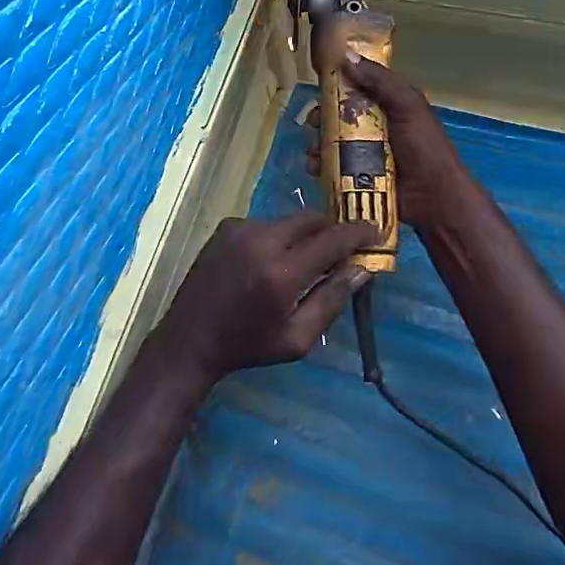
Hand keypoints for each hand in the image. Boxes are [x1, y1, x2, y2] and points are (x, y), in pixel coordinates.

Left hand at [153, 211, 374, 381]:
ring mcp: (241, 229)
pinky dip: (277, 237)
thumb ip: (332, 300)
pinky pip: (266, 224)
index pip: (333, 240)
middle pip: (313, 219)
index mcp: (282, 274)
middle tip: (342, 247)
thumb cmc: (248, 345)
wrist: (189, 340)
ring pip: (289, 221)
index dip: (358, 233)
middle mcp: (262, 241)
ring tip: (301, 262)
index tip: (375, 231)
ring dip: (303, 236)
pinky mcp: (228, 226)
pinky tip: (268, 262)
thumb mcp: (298, 339)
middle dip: (332, 230)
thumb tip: (361, 269)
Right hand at [306, 54, 476, 230]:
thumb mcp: (408, 106)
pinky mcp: (358, 177)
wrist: (434, 198)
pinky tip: (315, 167)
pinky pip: (332, 167)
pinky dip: (320, 166)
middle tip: (313, 121)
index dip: (338, 84)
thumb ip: (380, 81)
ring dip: (318, 143)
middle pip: (339, 115)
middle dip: (322, 117)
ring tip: (313, 150)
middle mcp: (376, 126)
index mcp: (390, 105)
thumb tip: (346, 57)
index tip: (319, 84)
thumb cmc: (424, 147)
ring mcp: (366, 153)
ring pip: (332, 141)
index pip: (359, 87)